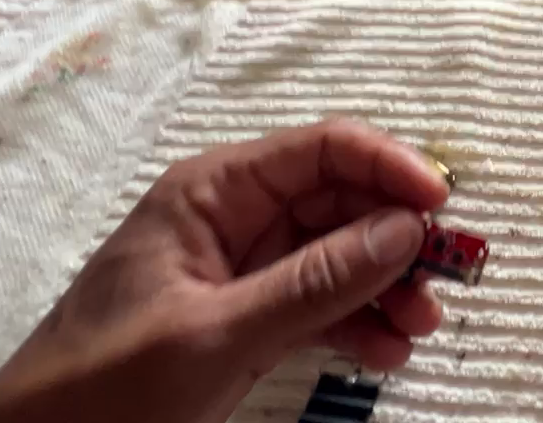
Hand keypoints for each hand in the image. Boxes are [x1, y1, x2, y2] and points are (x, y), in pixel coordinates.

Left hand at [0, 119, 451, 422]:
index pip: (327, 149)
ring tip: (421, 324)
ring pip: (348, 251)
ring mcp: (254, 265)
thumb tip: (410, 229)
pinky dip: (363, 321)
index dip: (390, 165)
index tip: (439, 203)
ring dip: (390, 284)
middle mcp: (244, 214)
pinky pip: (329, 300)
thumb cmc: (99, 392)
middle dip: (397, 237)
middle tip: (443, 274)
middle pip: (347, 201)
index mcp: (219, 190)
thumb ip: (316, 281)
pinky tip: (388, 350)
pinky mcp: (258, 313)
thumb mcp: (211, 335)